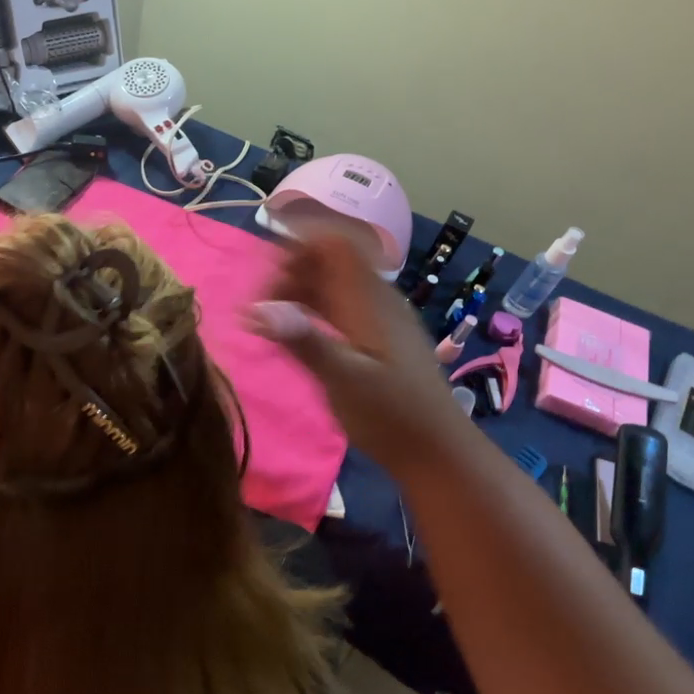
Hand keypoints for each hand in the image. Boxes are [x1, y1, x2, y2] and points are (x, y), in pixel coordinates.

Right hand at [245, 230, 467, 468]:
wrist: (437, 452)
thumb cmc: (392, 416)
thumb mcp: (344, 380)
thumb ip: (303, 342)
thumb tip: (256, 308)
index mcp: (370, 302)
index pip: (337, 244)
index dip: (301, 241)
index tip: (265, 267)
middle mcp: (375, 301)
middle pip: (330, 260)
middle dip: (291, 270)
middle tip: (260, 305)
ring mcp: (378, 319)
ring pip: (333, 285)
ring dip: (298, 291)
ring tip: (266, 320)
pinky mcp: (376, 339)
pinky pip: (338, 307)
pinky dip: (311, 310)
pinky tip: (292, 335)